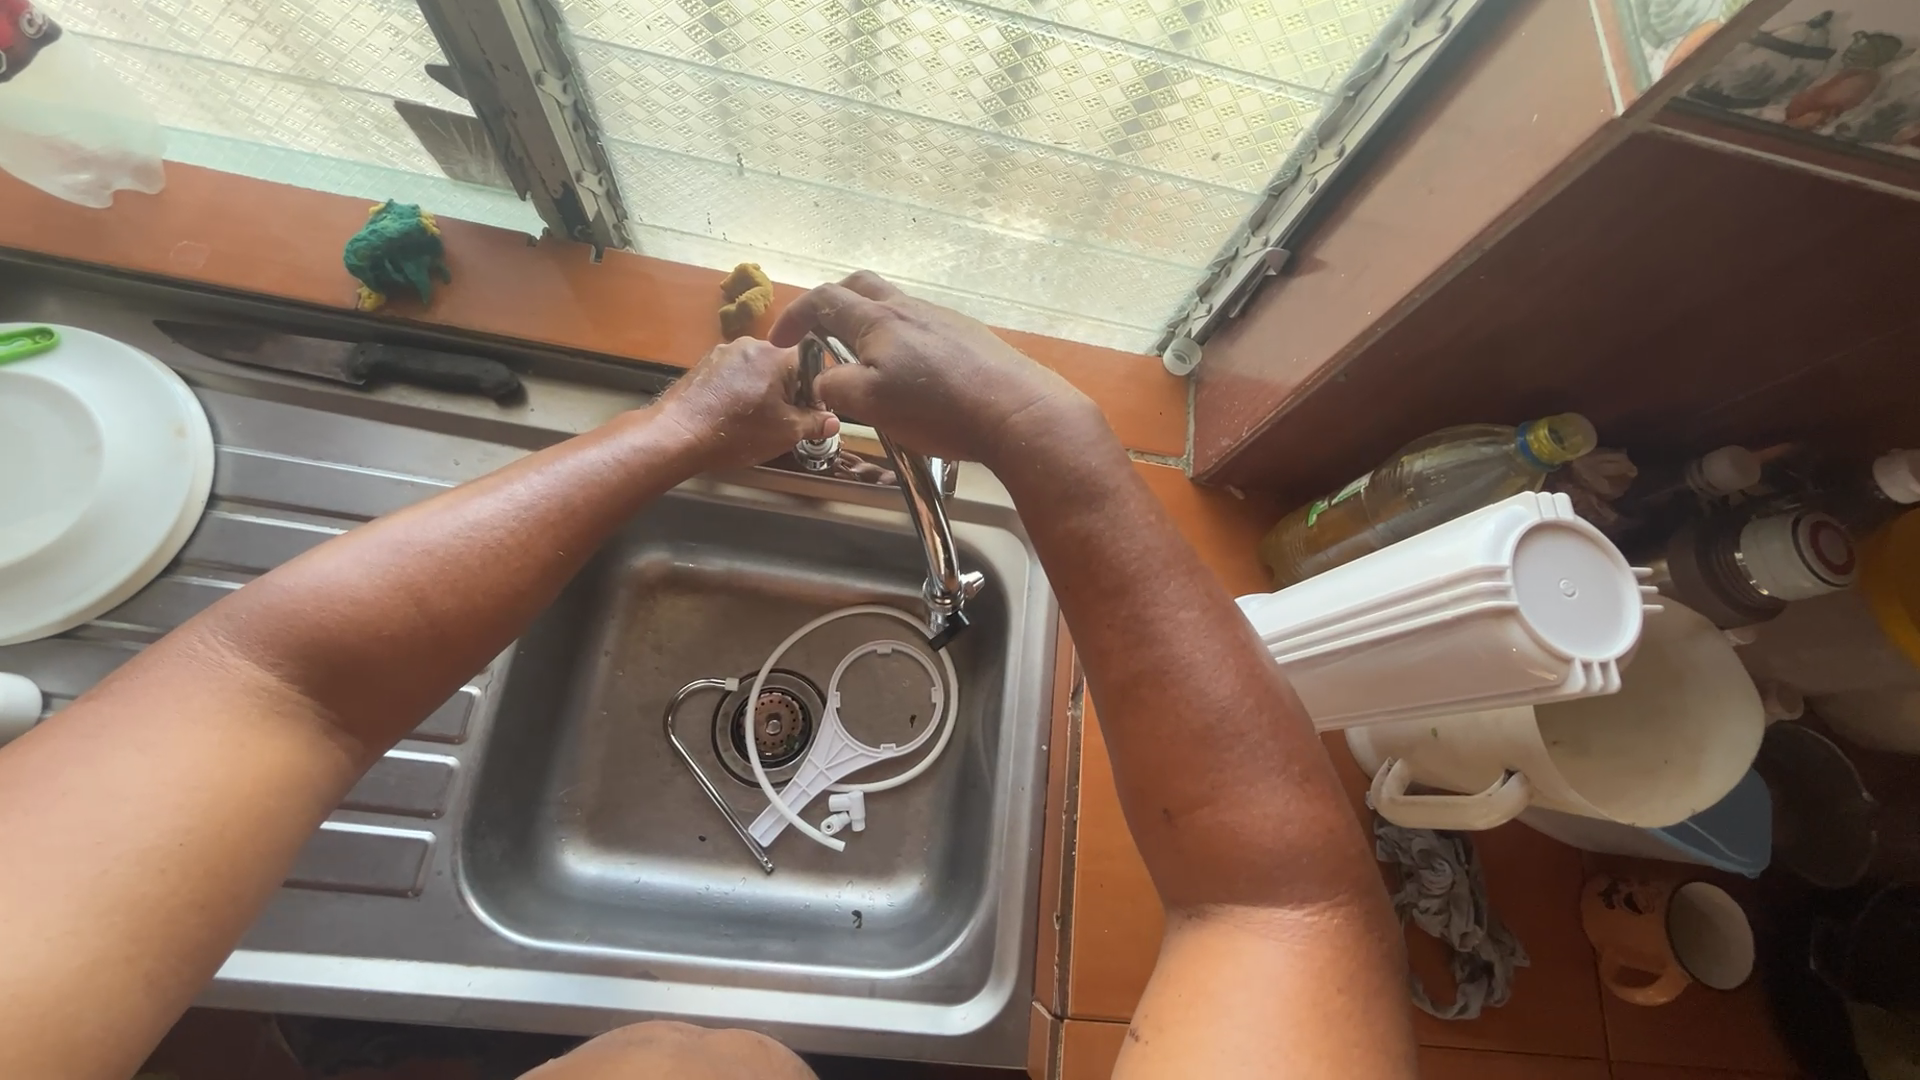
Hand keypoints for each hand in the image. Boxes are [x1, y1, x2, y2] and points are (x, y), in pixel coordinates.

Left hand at [653, 338, 837, 470]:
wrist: (678, 435)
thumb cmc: (737, 432)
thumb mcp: (787, 433)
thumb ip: (815, 423)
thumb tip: (832, 422)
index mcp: (776, 355)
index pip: (811, 363)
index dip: (815, 391)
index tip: (810, 413)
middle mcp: (750, 345)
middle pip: (783, 366)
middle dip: (788, 392)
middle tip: (783, 421)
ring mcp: (724, 353)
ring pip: (758, 371)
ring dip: (763, 392)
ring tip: (755, 421)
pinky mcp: (704, 365)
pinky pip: (735, 375)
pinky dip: (740, 392)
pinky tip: (734, 416)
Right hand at [768, 271, 1094, 465]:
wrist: (1015, 411)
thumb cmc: (938, 408)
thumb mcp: (872, 405)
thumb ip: (837, 388)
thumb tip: (825, 381)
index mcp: (878, 320)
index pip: (824, 300)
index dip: (795, 317)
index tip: (780, 339)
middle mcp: (910, 309)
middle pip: (862, 287)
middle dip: (832, 303)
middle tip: (819, 332)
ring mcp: (944, 320)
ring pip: (895, 308)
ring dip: (870, 325)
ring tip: (866, 361)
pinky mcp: (970, 338)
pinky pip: (923, 329)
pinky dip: (902, 342)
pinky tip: (913, 375)